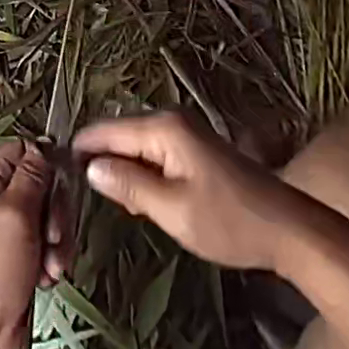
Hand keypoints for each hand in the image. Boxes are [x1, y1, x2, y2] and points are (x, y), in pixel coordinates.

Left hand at [0, 141, 68, 348]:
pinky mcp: (24, 253)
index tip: (58, 180)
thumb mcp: (15, 211)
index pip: (24, 149)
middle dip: (56, 210)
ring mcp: (12, 227)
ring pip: (51, 214)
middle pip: (44, 183)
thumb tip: (43, 146)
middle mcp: (0, 197)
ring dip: (58, 239)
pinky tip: (45, 275)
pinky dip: (52, 258)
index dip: (45, 161)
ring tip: (48, 262)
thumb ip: (33, 175)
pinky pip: (50, 242)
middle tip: (51, 232)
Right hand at [74, 111, 310, 273]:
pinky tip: (141, 198)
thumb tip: (91, 168)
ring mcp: (184, 131)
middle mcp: (171, 119)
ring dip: (122, 169)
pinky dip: (141, 172)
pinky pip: (153, 152)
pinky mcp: (193, 147)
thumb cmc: (230, 221)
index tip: (60, 172)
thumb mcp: (172, 210)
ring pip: (135, 145)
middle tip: (86, 196)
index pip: (105, 130)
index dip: (81, 150)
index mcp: (163, 127)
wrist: (288, 229)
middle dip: (102, 161)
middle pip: (119, 134)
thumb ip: (128, 185)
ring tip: (113, 201)